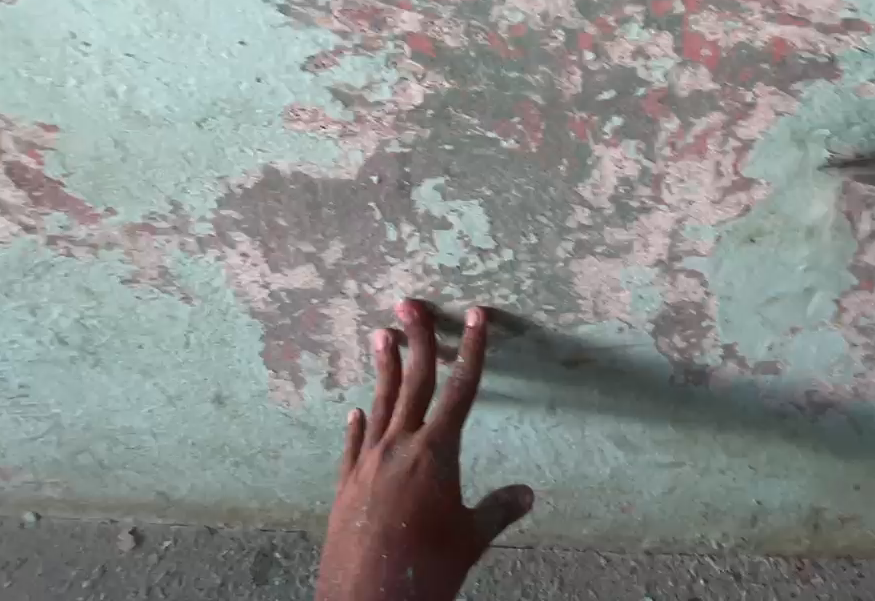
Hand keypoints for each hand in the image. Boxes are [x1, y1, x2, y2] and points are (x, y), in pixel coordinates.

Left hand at [315, 300, 533, 600]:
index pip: (461, 388)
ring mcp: (368, 463)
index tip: (475, 315)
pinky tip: (356, 410)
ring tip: (381, 335)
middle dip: (416, 339)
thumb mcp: (470, 539)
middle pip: (414, 381)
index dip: (472, 349)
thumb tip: (528, 493)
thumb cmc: (426, 572)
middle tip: (409, 303)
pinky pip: (353, 445)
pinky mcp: (346, 486)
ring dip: (384, 368)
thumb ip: (498, 509)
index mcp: (436, 452)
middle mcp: (400, 446)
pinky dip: (357, 424)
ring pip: (380, 403)